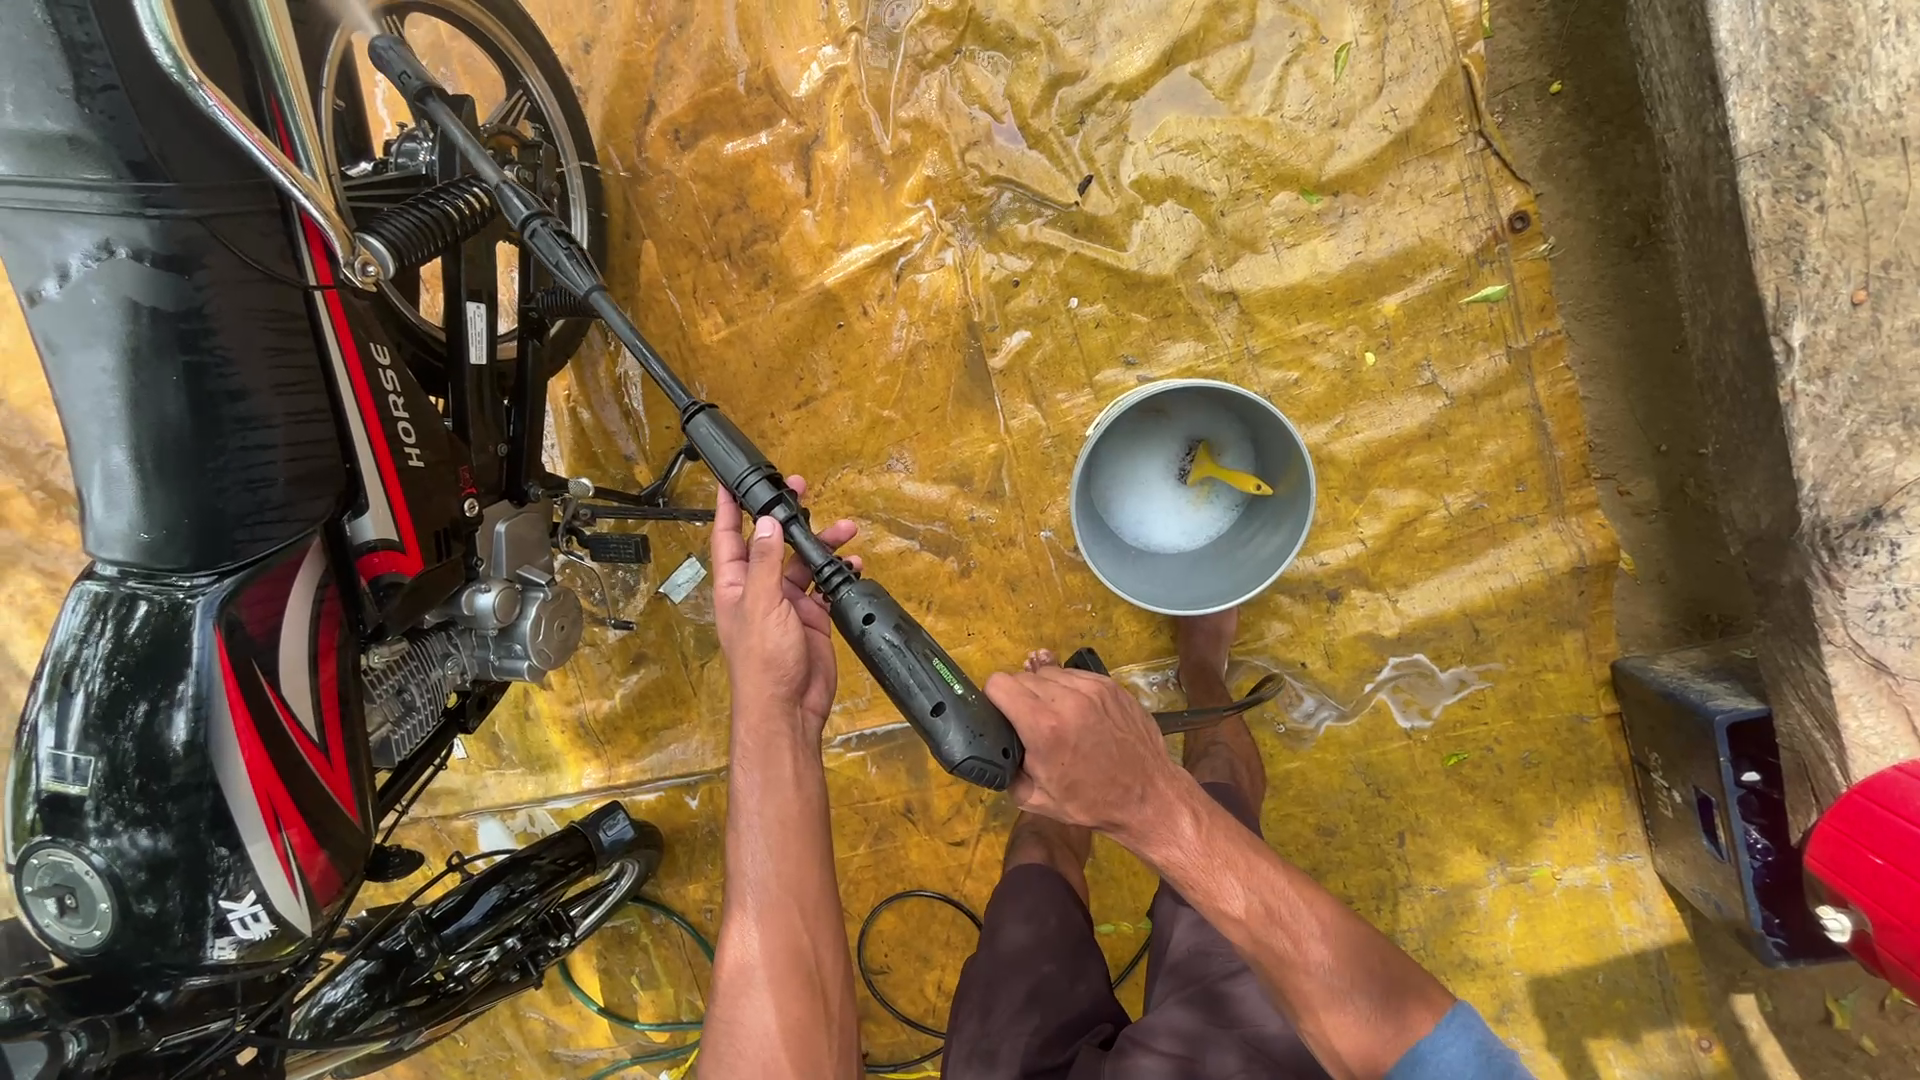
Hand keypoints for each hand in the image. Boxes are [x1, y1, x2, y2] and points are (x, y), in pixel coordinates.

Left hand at [710, 477, 859, 734]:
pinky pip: (824, 586)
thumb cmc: (763, 663)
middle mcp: (760, 589)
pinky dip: (837, 573)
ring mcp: (786, 603)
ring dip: (821, 544)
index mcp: (736, 585)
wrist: (790, 706)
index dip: (729, 508)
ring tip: (846, 529)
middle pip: (772, 542)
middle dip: (785, 516)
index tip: (731, 482)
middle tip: (800, 489)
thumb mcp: (762, 604)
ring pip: (803, 562)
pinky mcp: (811, 617)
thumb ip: (766, 562)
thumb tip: (769, 523)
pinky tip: (851, 564)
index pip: (728, 537)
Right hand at [983, 666, 1189, 841]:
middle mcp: (1066, 699)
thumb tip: (993, 744)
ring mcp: (1092, 688)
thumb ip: (1004, 765)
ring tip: (1054, 715)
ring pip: (1048, 672)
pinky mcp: (1110, 685)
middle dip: (1018, 696)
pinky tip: (1076, 710)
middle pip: (1022, 676)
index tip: (1000, 714)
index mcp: (1043, 726)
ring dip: (1043, 690)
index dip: (993, 698)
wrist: (1148, 796)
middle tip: (1028, 722)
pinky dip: (1067, 688)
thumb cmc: (1090, 802)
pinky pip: (1073, 674)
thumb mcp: (1033, 798)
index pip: (999, 683)